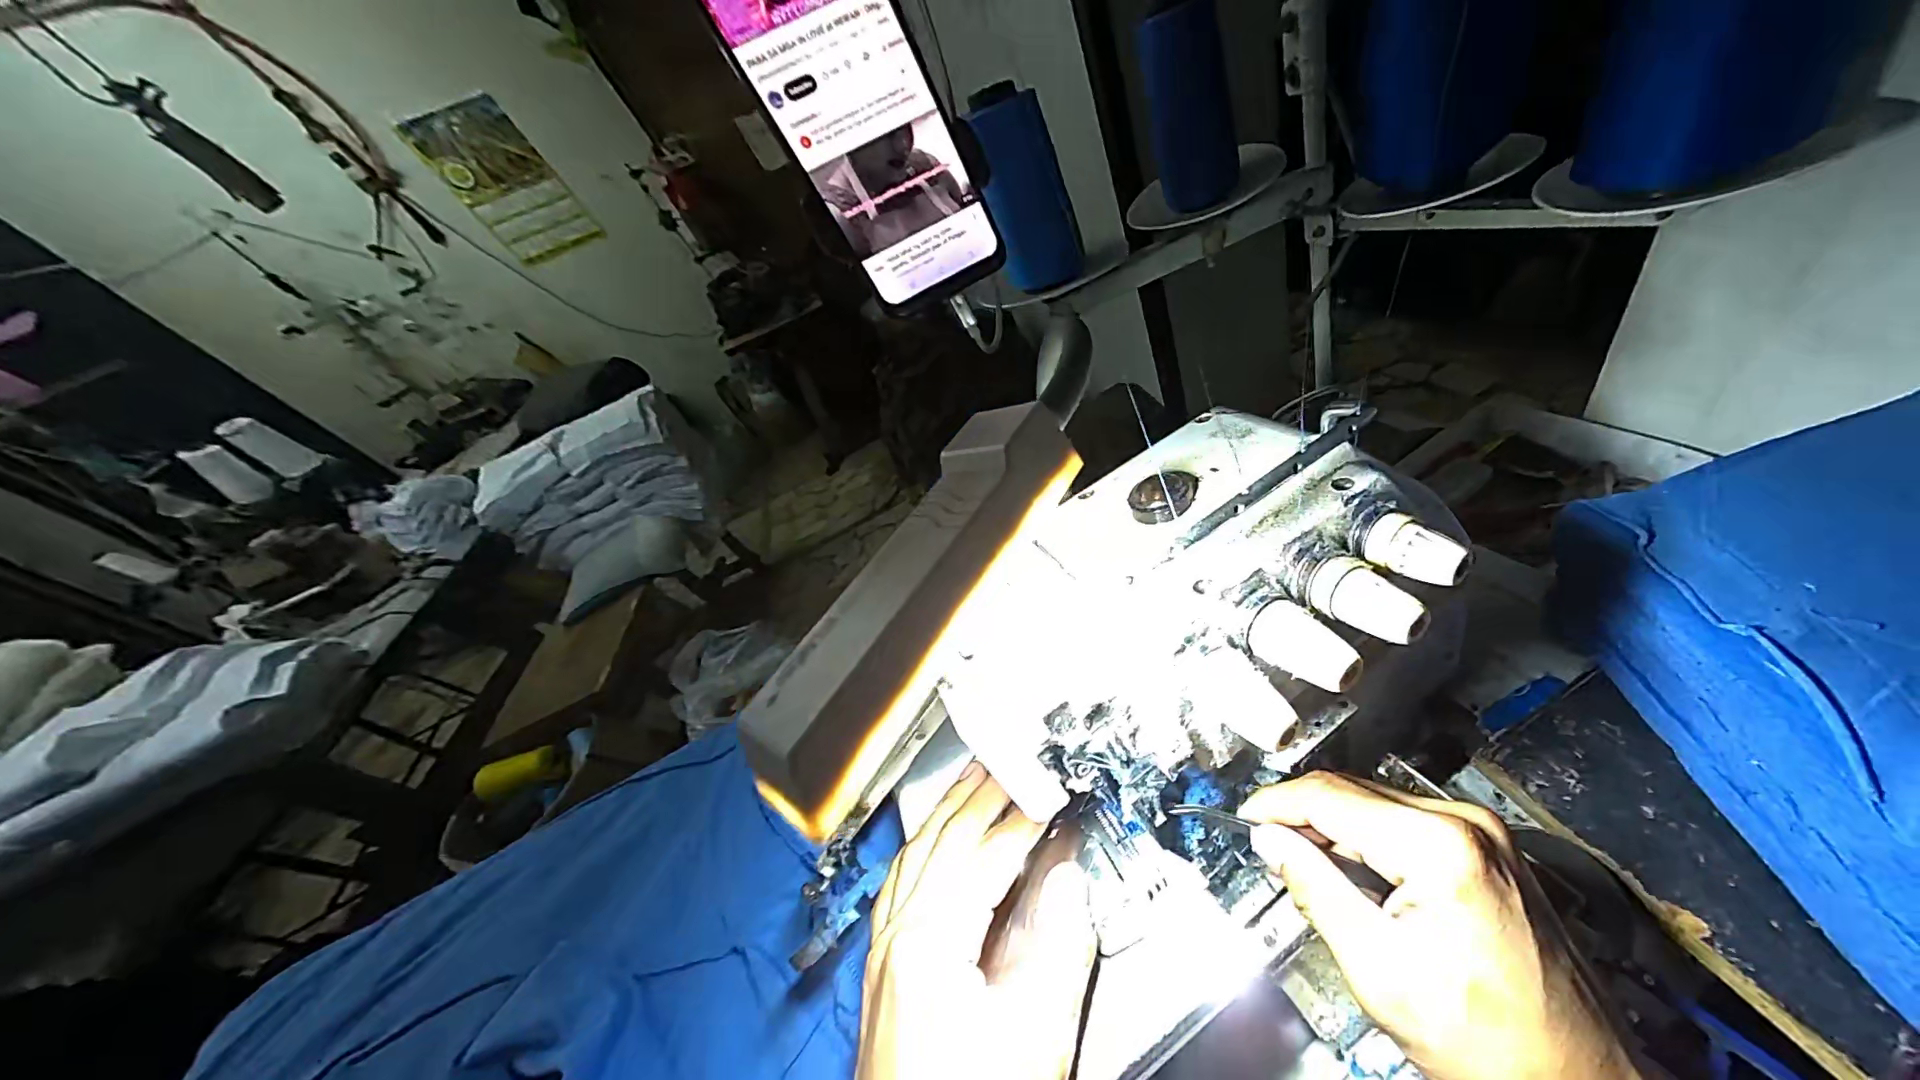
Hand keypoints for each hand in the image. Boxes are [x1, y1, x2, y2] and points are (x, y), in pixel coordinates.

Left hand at [858, 762, 1097, 1079]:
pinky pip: (899, 880)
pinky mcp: (881, 965)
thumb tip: (1068, 879)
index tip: (1051, 797)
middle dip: (980, 797)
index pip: (985, 855)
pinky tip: (931, 841)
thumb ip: (1057, 943)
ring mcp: (882, 948)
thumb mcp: (1035, 1030)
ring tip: (972, 782)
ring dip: (948, 812)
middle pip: (943, 841)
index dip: (1024, 821)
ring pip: (915, 854)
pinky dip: (923, 847)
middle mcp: (896, 932)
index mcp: (929, 939)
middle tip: (1009, 765)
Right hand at [1240, 772, 1638, 1079]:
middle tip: (1268, 843)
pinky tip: (1351, 870)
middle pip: (1351, 791)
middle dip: (1301, 814)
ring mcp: (1484, 834)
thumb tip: (1272, 841)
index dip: (1275, 804)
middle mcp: (1467, 825)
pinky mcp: (1489, 849)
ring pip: (1374, 802)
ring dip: (1332, 825)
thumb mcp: (1376, 965)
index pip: (1328, 797)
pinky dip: (1366, 837)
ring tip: (1304, 861)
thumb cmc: (1494, 1044)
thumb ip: (1313, 887)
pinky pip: (1404, 821)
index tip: (1247, 818)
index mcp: (1440, 847)